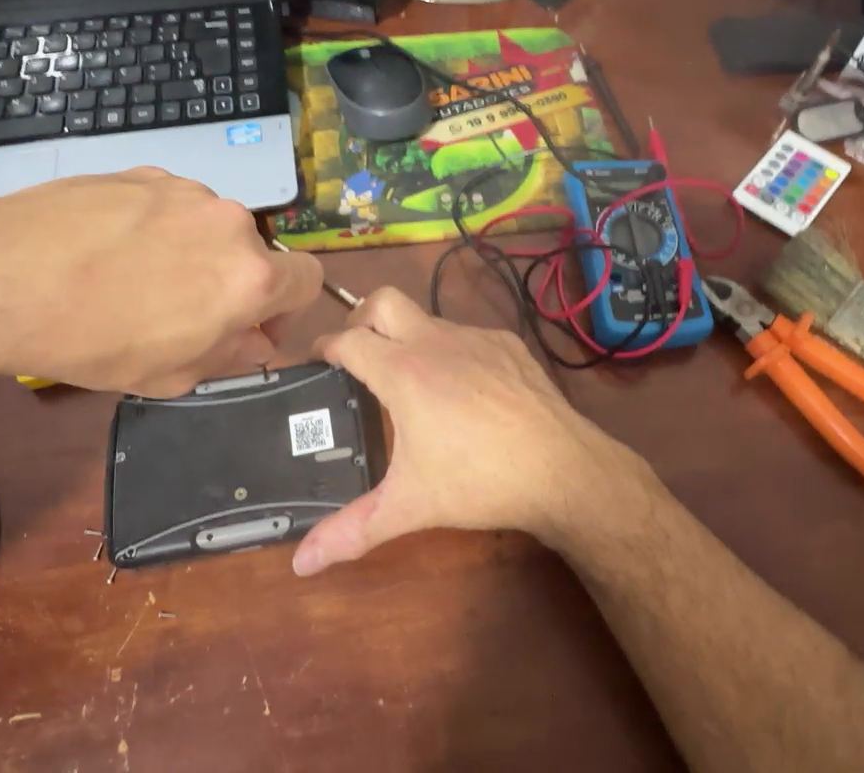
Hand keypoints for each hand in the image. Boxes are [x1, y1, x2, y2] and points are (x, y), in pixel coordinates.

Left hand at [0, 168, 322, 395]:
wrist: (2, 280)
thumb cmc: (93, 341)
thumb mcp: (172, 375)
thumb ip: (232, 357)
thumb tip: (254, 343)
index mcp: (250, 278)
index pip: (308, 280)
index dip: (287, 309)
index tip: (253, 326)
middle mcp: (231, 224)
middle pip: (255, 254)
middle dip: (233, 282)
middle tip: (183, 309)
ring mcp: (187, 192)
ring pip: (211, 227)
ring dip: (193, 251)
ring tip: (135, 275)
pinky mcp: (145, 173)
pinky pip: (171, 205)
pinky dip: (156, 226)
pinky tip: (110, 248)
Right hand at [291, 288, 651, 575]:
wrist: (561, 468)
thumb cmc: (479, 481)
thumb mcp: (410, 505)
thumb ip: (351, 531)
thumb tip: (302, 563)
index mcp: (403, 371)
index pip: (347, 340)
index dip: (324, 347)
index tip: (316, 363)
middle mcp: (436, 341)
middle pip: (382, 300)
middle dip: (361, 318)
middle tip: (356, 354)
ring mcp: (476, 338)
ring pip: (427, 318)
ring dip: (408, 337)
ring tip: (408, 380)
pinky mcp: (508, 344)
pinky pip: (467, 335)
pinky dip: (451, 351)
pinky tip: (462, 390)